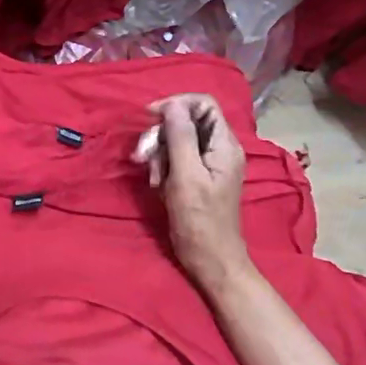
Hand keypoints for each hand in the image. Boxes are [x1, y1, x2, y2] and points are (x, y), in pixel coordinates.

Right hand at [141, 94, 250, 289]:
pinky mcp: (198, 177)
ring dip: (158, 154)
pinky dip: (163, 168)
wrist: (210, 261)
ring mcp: (209, 163)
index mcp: (224, 144)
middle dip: (160, 135)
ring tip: (153, 179)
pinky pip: (176, 159)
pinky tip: (158, 187)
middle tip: (141, 156)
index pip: (203, 103)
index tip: (150, 118)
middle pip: (186, 120)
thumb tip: (172, 104)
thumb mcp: (186, 176)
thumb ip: (180, 137)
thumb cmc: (199, 220)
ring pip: (177, 140)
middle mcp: (219, 148)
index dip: (176, 104)